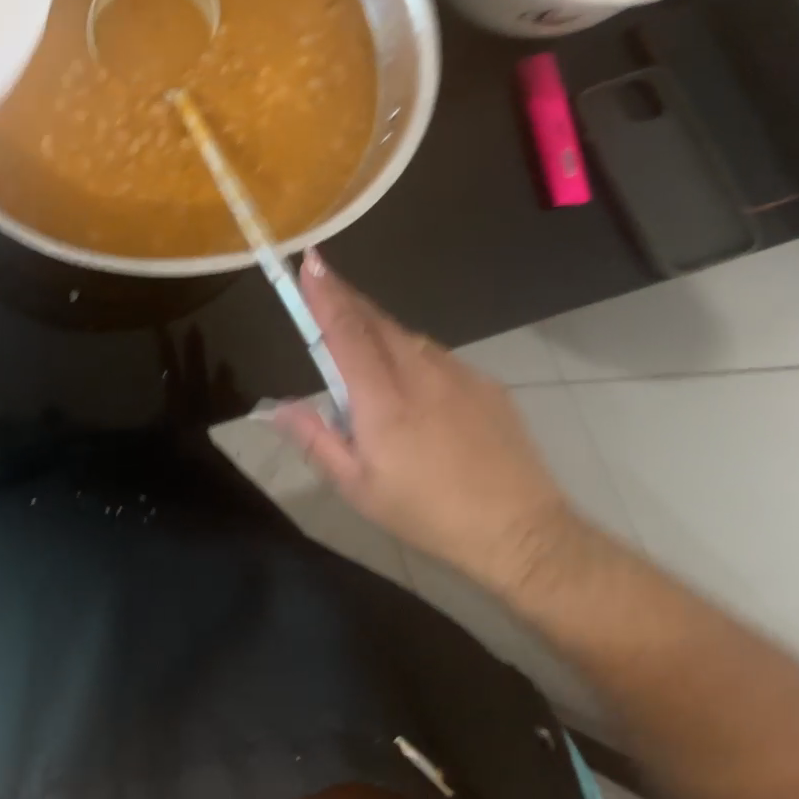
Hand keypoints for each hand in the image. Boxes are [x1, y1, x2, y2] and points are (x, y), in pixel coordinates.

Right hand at [274, 254, 580, 592]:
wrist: (522, 534)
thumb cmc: (428, 514)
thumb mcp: (357, 488)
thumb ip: (315, 440)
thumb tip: (277, 406)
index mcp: (383, 401)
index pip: (347, 333)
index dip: (325, 296)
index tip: (309, 264)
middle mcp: (421, 376)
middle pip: (375, 322)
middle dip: (344, 297)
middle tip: (319, 280)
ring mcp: (459, 376)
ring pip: (405, 337)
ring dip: (375, 327)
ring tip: (356, 336)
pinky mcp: (485, 386)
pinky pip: (434, 356)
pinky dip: (408, 352)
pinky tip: (406, 379)